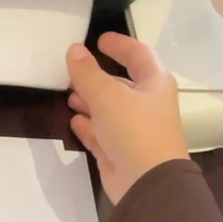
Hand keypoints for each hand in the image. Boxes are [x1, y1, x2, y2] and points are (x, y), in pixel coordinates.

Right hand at [66, 33, 188, 202]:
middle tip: (75, 72)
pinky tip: (73, 120)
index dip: (120, 45)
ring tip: (69, 95)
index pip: (138, 55)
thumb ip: (87, 73)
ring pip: (109, 110)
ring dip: (90, 102)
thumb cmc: (134, 130)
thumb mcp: (108, 96)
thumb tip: (73, 50)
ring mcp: (133, 130)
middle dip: (98, 77)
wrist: (146, 181)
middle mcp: (146, 105)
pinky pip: (101, 133)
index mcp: (154, 83)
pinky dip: (88, 126)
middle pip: (121, 84)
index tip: (100, 40)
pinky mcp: (119, 152)